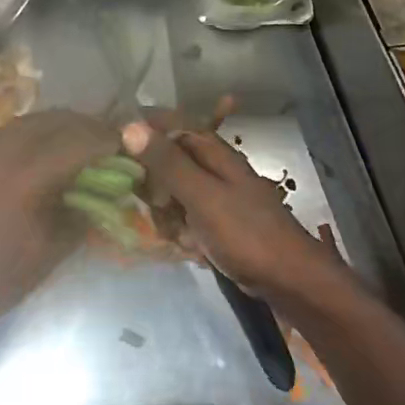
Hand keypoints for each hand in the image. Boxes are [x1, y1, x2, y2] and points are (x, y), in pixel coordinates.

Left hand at [0, 110, 119, 326]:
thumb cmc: (7, 272)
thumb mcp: (60, 241)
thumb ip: (89, 204)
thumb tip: (112, 182)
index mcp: (27, 173)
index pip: (79, 141)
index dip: (108, 140)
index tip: (127, 145)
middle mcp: (3, 147)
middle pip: (58, 120)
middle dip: (88, 127)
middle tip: (108, 140)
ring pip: (35, 120)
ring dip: (63, 127)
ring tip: (82, 142)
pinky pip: (13, 129)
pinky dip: (37, 134)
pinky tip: (49, 150)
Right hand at [122, 116, 343, 299]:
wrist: (289, 280)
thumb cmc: (246, 232)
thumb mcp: (202, 195)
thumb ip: (167, 162)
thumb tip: (129, 126)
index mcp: (212, 150)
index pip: (168, 124)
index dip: (142, 131)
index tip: (115, 149)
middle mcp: (212, 166)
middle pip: (165, 161)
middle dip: (153, 184)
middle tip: (154, 206)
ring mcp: (214, 194)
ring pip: (171, 192)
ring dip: (166, 214)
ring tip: (177, 234)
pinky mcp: (215, 221)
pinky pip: (183, 217)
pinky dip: (180, 231)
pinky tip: (189, 247)